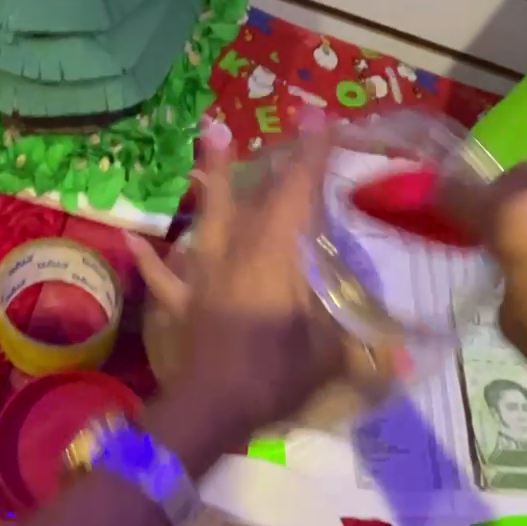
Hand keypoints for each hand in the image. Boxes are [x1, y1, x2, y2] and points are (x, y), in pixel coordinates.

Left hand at [127, 115, 360, 448]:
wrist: (210, 409)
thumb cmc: (272, 378)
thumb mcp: (326, 359)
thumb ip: (350, 341)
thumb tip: (394, 351)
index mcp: (277, 258)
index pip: (298, 195)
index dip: (311, 155)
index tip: (319, 116)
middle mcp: (238, 254)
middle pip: (256, 198)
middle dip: (272, 161)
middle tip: (279, 125)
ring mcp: (205, 276)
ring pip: (208, 219)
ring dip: (212, 179)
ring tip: (210, 134)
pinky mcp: (183, 304)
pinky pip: (164, 277)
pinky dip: (150, 260)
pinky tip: (132, 240)